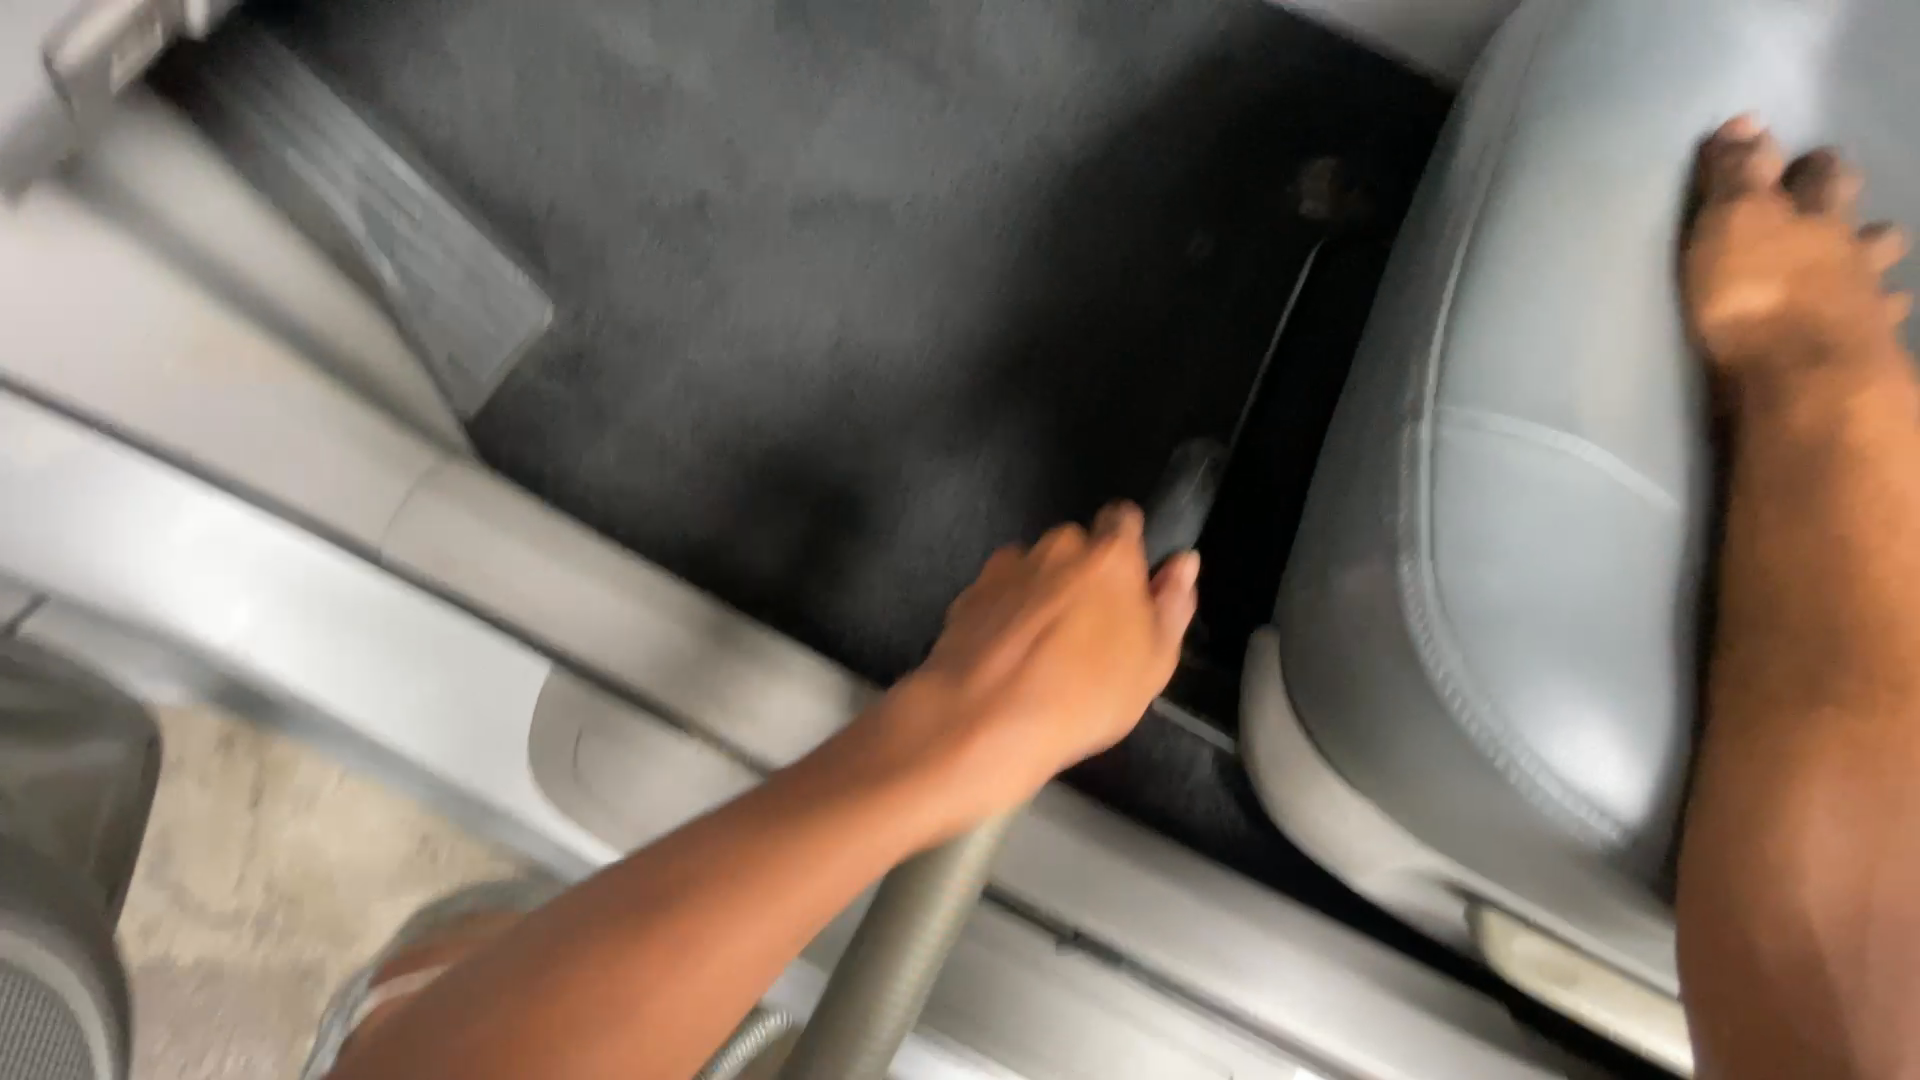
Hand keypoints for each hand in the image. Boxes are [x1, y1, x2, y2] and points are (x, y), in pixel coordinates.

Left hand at [837, 502, 1198, 837]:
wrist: (987, 718)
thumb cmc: (1086, 694)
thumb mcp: (1153, 662)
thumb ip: (1172, 603)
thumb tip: (1183, 562)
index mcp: (1109, 556)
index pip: (1123, 519)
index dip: (1127, 546)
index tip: (1126, 582)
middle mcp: (1055, 547)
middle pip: (1076, 548)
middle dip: (1082, 575)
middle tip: (1085, 630)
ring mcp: (1006, 567)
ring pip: (1033, 569)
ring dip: (1040, 592)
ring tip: (1040, 649)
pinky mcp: (968, 592)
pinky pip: (998, 594)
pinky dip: (1004, 612)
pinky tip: (1005, 654)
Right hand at [1685, 115, 1910, 372]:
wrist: (1797, 368)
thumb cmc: (1753, 290)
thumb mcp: (1731, 222)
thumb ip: (1735, 176)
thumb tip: (1743, 121)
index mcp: (1816, 216)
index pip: (1814, 177)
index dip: (1803, 164)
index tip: (1792, 154)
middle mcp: (1847, 247)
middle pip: (1853, 214)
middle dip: (1843, 202)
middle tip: (1833, 195)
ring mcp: (1861, 294)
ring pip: (1876, 262)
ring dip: (1870, 256)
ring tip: (1863, 258)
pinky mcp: (1860, 340)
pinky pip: (1878, 317)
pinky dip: (1876, 311)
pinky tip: (1875, 315)